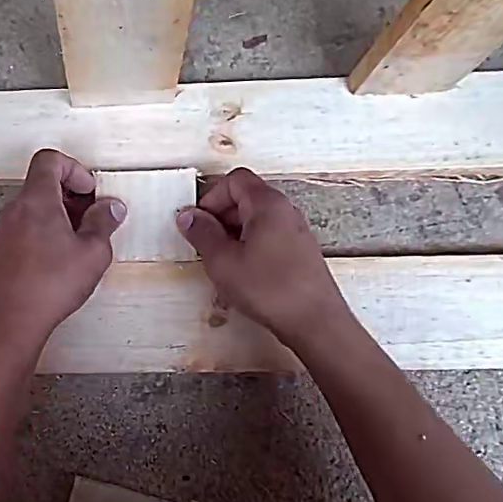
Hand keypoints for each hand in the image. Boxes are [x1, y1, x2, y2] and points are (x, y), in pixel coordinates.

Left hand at [0, 149, 125, 357]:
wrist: (13, 320)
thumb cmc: (49, 286)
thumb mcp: (93, 252)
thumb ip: (104, 222)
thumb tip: (110, 208)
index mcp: (37, 201)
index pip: (49, 160)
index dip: (75, 169)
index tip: (90, 191)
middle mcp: (16, 211)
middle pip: (42, 184)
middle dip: (72, 195)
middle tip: (92, 216)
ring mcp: (5, 232)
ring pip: (34, 208)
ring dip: (59, 216)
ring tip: (79, 242)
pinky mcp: (1, 253)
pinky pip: (24, 230)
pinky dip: (44, 234)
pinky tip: (60, 261)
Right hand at [176, 168, 353, 346]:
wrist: (314, 321)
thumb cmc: (271, 290)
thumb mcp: (222, 261)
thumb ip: (202, 234)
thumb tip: (189, 217)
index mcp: (267, 204)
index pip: (234, 180)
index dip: (211, 198)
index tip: (198, 222)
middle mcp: (286, 211)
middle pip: (246, 198)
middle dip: (220, 217)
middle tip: (205, 243)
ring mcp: (296, 231)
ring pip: (257, 220)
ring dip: (234, 235)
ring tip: (222, 262)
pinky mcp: (300, 252)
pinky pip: (269, 237)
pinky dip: (251, 247)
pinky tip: (243, 274)